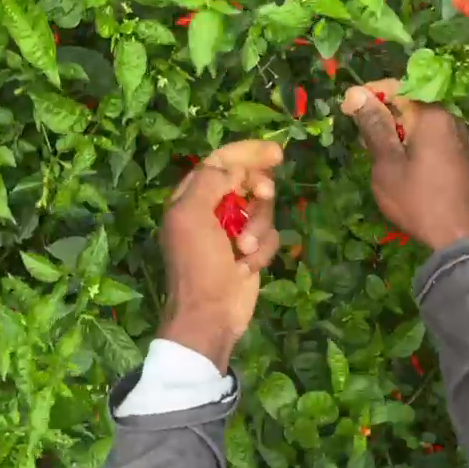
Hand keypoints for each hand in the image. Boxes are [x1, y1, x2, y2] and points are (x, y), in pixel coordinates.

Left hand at [156, 139, 284, 371]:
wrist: (210, 315)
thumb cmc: (197, 264)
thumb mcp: (192, 216)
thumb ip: (210, 182)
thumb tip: (235, 169)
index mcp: (192, 196)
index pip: (222, 160)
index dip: (248, 152)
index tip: (276, 153)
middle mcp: (212, 208)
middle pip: (247, 179)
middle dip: (258, 188)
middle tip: (264, 195)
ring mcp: (233, 230)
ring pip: (262, 208)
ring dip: (257, 227)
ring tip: (244, 248)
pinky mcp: (251, 250)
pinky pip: (270, 235)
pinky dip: (262, 250)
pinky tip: (246, 266)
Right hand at [340, 79, 468, 250]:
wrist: (461, 238)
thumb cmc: (418, 200)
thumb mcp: (387, 164)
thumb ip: (374, 126)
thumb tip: (357, 94)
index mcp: (432, 115)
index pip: (396, 87)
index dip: (368, 94)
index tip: (347, 109)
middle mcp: (450, 118)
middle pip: (410, 101)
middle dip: (383, 113)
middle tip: (361, 136)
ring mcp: (459, 136)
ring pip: (420, 119)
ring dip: (397, 128)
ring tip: (376, 150)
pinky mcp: (461, 153)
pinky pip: (432, 135)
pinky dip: (412, 139)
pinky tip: (399, 160)